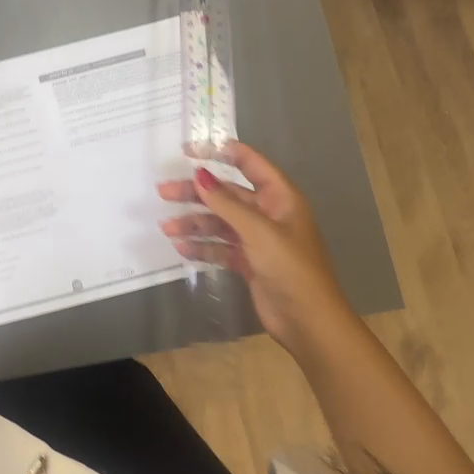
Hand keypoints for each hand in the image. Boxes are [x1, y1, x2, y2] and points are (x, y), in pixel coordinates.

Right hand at [156, 141, 355, 351]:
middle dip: (196, 193)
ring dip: (194, 223)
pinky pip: (221, 246)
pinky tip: (182, 248)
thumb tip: (198, 173)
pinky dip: (202, 246)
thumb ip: (226, 203)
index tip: (189, 151)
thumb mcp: (258, 231)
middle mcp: (268, 213)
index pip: (249, 163)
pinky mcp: (249, 261)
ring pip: (220, 222)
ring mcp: (258, 238)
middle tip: (164, 192)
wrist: (309, 322)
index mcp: (280, 197)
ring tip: (167, 228)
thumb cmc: (291, 268)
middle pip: (227, 194)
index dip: (220, 152)